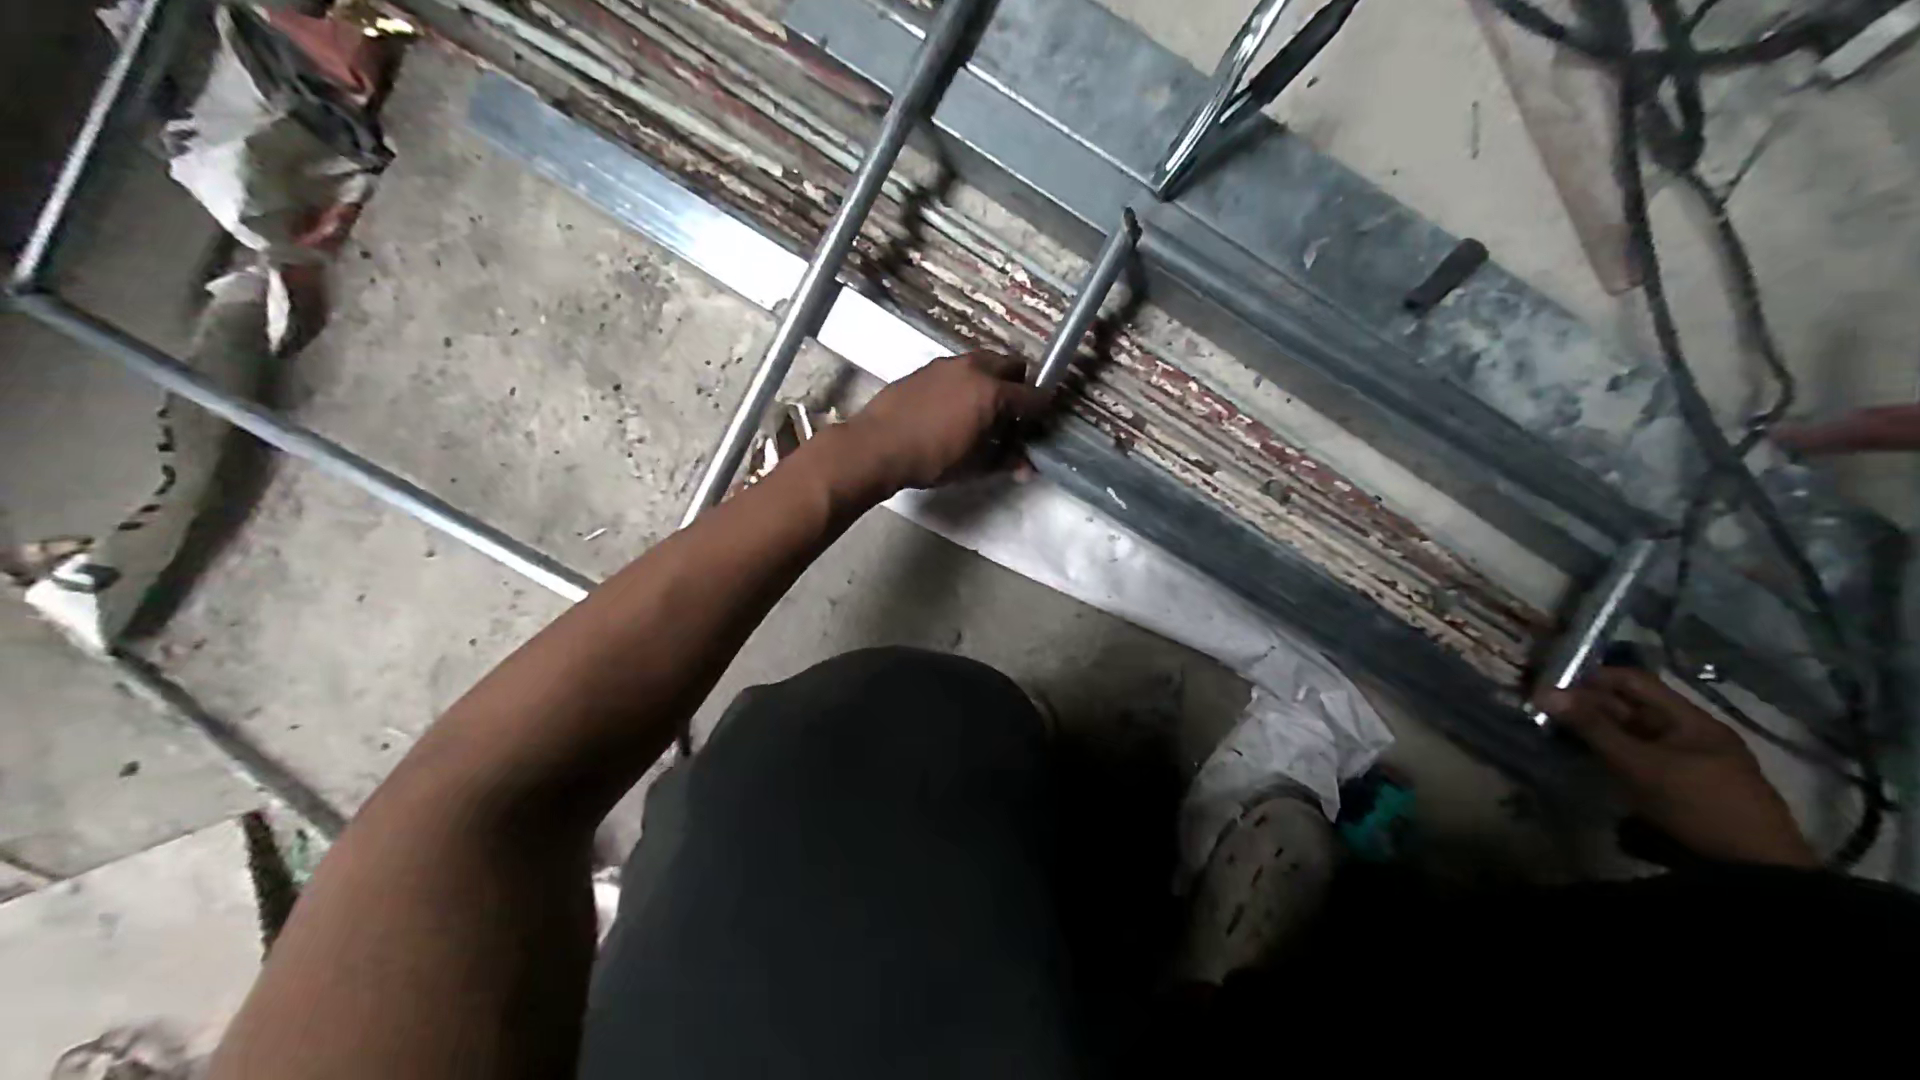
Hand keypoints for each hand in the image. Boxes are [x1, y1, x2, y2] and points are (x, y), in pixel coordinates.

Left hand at [835, 351, 1054, 493]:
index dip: (1040, 410)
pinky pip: (957, 369)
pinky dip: (965, 382)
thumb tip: (1026, 467)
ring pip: (982, 362)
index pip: (1032, 396)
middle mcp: (974, 369)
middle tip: (1011, 412)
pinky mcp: (925, 368)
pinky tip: (952, 407)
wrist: (876, 446)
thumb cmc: (931, 459)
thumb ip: (1004, 461)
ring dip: (991, 380)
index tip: (1039, 422)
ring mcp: (947, 364)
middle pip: (1011, 365)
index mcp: (992, 392)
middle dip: (1018, 385)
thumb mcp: (973, 466)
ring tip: (981, 409)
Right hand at [1540, 667, 1817, 868]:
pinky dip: (1605, 750)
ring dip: (1592, 728)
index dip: (1592, 677)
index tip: (1550, 683)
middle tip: (1542, 708)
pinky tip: (1581, 754)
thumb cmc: (1697, 805)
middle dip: (1585, 704)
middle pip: (1629, 706)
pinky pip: (1633, 754)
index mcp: (1690, 720)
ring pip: (1628, 731)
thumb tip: (1544, 692)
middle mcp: (1688, 733)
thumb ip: (1591, 726)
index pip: (1633, 682)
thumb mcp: (1639, 764)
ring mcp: (1683, 760)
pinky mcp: (1674, 784)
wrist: (1750, 871)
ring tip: (1553, 730)